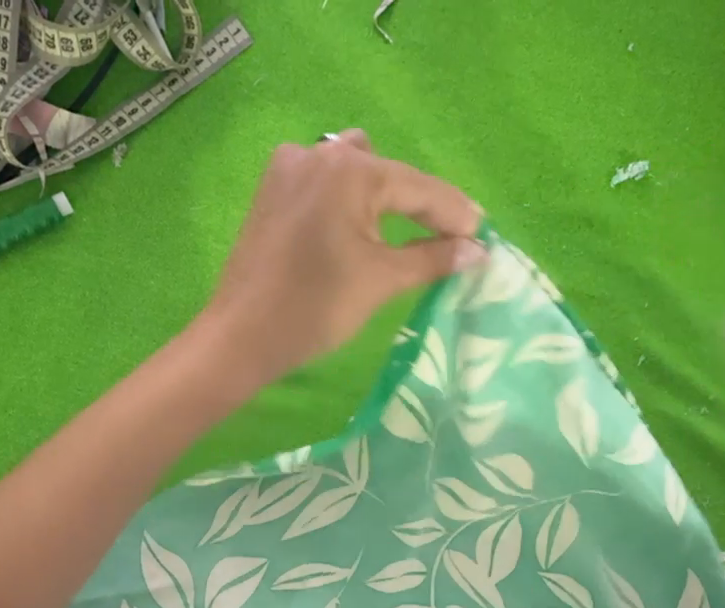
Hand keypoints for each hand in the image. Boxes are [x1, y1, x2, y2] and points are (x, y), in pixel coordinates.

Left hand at [199, 130, 484, 383]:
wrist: (241, 337)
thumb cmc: (315, 309)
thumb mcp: (381, 281)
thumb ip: (432, 258)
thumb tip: (477, 250)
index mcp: (349, 169)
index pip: (418, 188)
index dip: (454, 214)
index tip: (482, 236)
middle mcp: (318, 153)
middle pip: (387, 174)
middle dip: (419, 204)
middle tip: (449, 238)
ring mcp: (288, 168)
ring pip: (353, 169)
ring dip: (382, 194)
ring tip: (403, 229)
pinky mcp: (271, 191)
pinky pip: (323, 182)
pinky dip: (347, 199)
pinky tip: (356, 226)